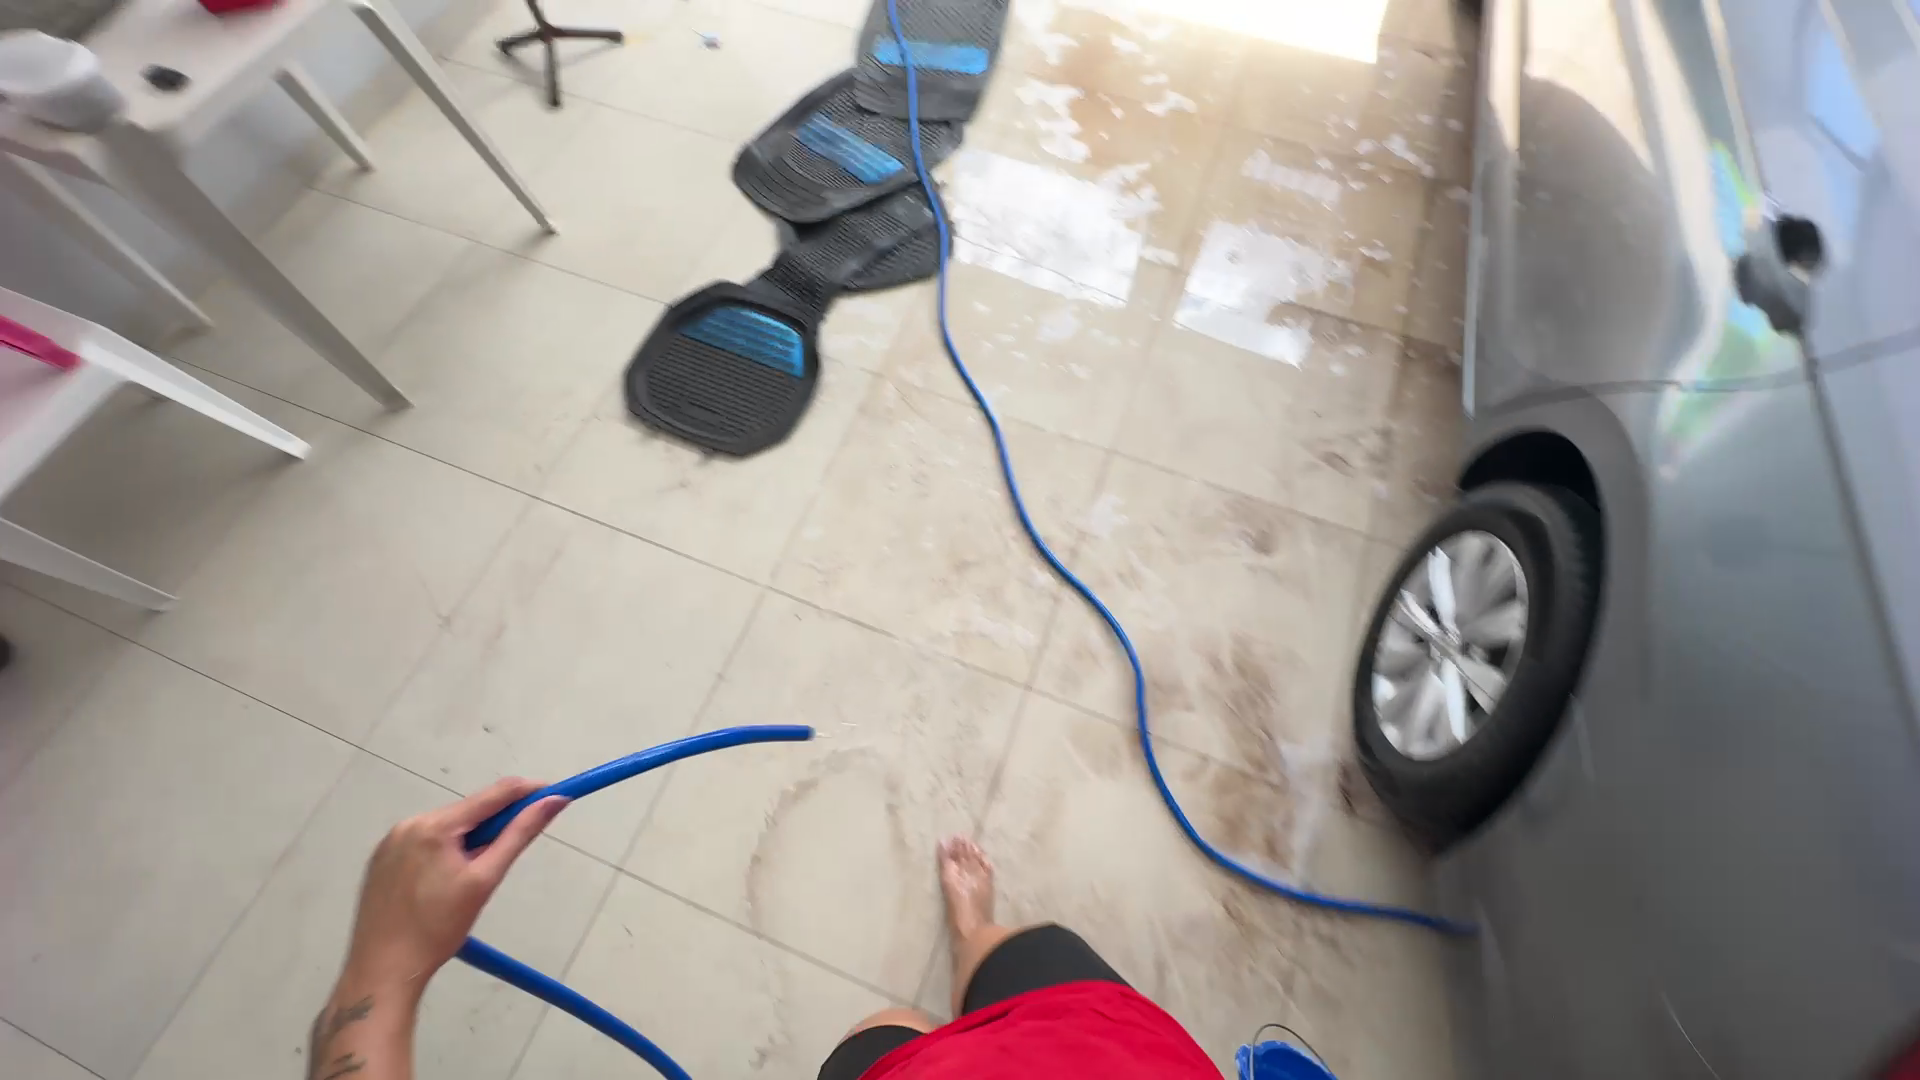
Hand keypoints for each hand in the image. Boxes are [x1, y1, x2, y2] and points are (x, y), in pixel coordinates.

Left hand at [340, 778, 568, 998]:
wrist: (380, 975)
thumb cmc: (438, 929)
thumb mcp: (486, 879)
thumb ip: (521, 833)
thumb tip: (556, 799)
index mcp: (434, 826)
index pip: (494, 793)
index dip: (529, 792)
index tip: (556, 796)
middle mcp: (409, 823)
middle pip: (471, 809)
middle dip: (498, 822)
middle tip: (509, 853)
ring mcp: (390, 841)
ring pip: (450, 824)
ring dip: (473, 837)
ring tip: (475, 874)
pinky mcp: (382, 858)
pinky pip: (428, 838)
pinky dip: (448, 848)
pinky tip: (448, 879)